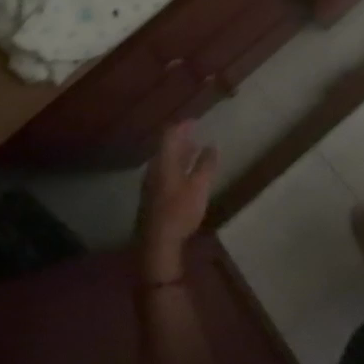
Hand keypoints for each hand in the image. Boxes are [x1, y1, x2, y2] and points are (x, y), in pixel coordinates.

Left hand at [138, 121, 218, 284]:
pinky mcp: (152, 196)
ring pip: (164, 161)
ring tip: (194, 151)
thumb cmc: (180, 211)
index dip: (183, 126)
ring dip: (179, 153)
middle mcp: (154, 168)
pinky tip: (185, 174)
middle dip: (181, 139)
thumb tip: (212, 145)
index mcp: (163, 162)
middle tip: (196, 134)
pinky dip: (176, 166)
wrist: (157, 242)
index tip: (196, 121)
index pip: (170, 135)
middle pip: (165, 147)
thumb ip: (206, 165)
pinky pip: (164, 172)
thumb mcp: (199, 187)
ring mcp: (150, 183)